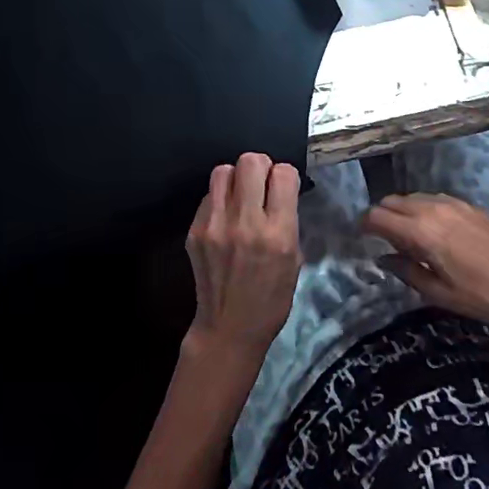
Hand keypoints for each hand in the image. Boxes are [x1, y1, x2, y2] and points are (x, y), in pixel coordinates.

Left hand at [184, 153, 301, 357]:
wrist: (229, 327)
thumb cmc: (271, 299)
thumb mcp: (294, 260)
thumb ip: (288, 221)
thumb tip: (281, 190)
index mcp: (277, 233)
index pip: (283, 174)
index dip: (285, 175)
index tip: (283, 186)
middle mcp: (244, 223)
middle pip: (250, 161)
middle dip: (260, 166)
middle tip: (261, 182)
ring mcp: (215, 225)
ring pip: (223, 171)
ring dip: (236, 178)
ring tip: (241, 196)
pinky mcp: (194, 230)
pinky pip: (208, 196)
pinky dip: (219, 200)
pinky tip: (225, 218)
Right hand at [362, 193, 488, 337]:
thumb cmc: (487, 297)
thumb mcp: (441, 294)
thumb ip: (407, 272)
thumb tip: (385, 259)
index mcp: (421, 232)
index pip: (377, 216)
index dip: (364, 226)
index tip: (361, 238)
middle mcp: (432, 209)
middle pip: (391, 201)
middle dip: (380, 216)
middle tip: (381, 240)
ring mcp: (452, 203)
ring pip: (411, 198)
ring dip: (401, 212)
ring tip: (406, 236)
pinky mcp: (468, 205)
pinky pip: (432, 199)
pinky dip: (421, 210)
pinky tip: (432, 231)